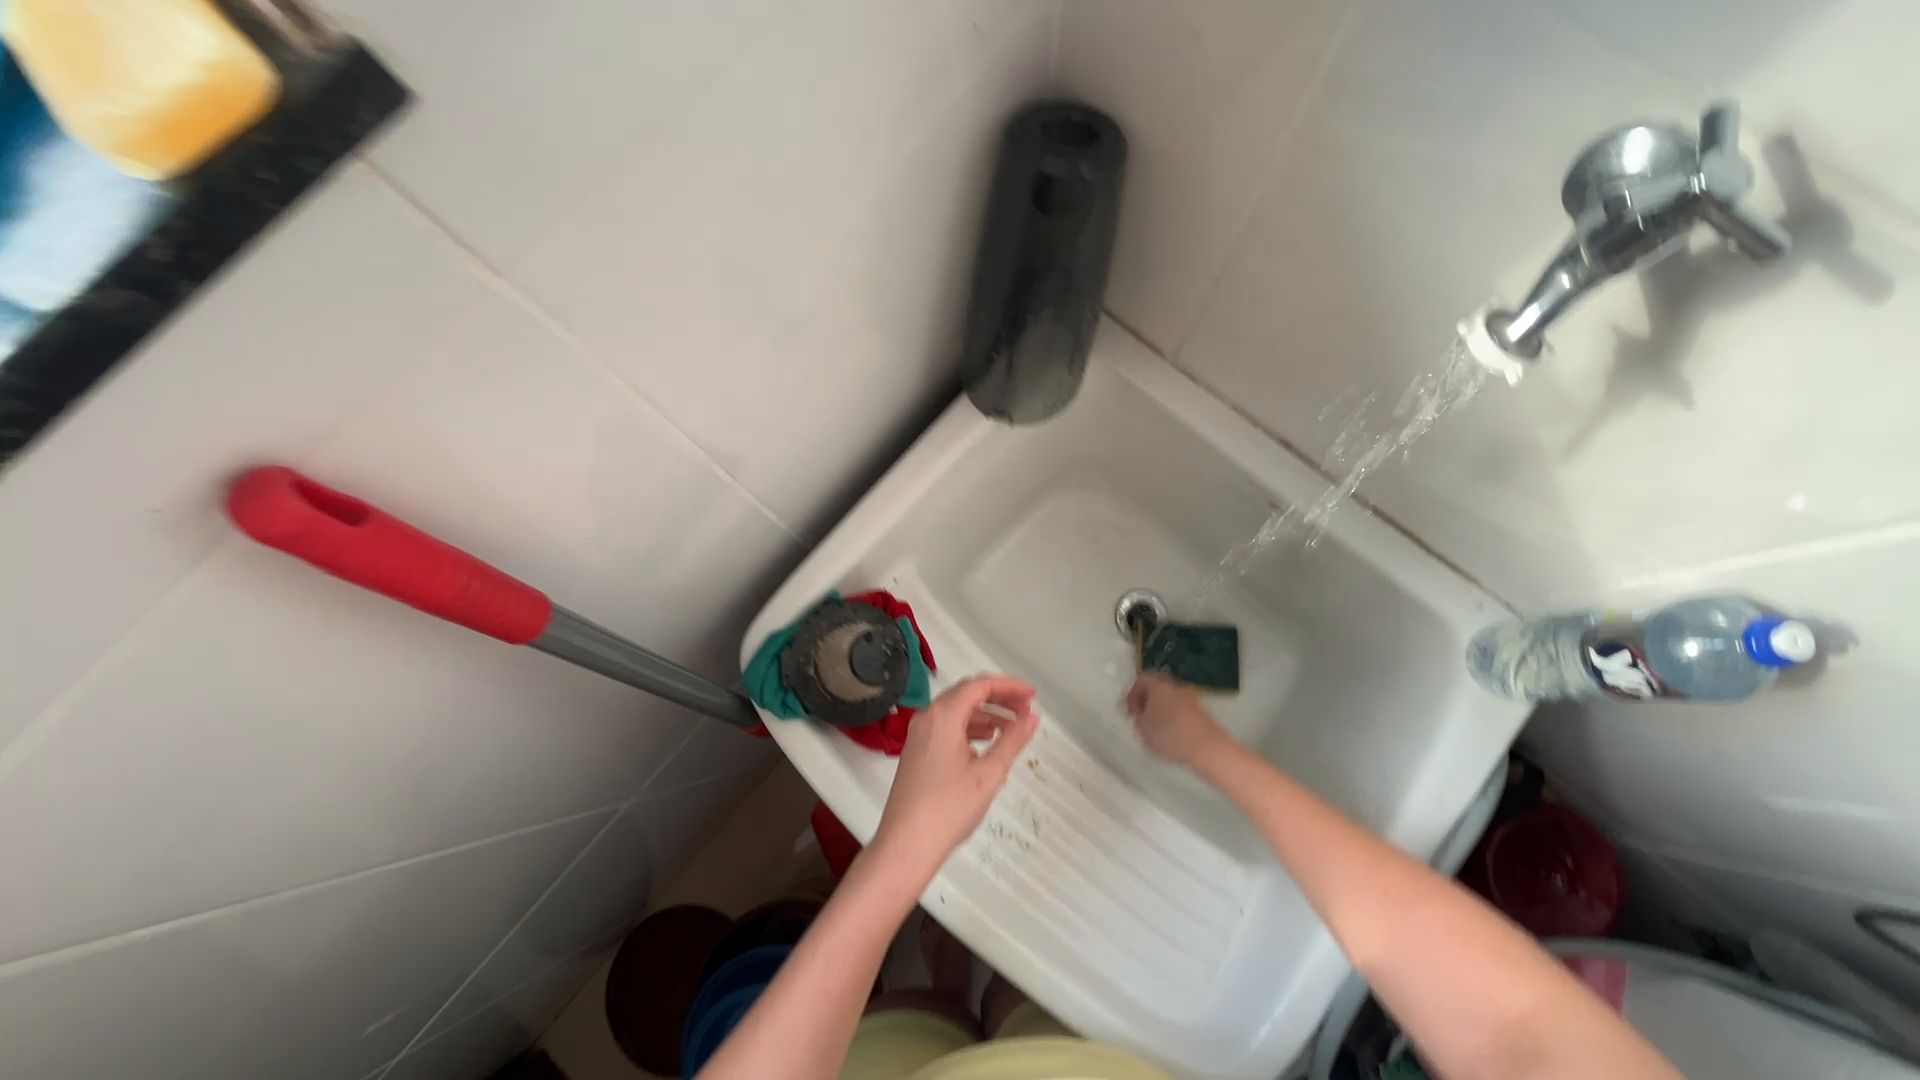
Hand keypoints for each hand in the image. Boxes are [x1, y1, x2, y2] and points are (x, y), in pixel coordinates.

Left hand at [869, 674, 1039, 880]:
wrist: (906, 844)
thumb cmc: (949, 808)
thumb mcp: (989, 774)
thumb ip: (1013, 740)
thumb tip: (1032, 717)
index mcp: (943, 715)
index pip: (980, 685)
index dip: (1009, 686)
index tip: (1032, 696)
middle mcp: (927, 718)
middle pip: (966, 693)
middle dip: (998, 698)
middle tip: (1026, 709)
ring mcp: (918, 735)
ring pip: (956, 712)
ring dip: (985, 714)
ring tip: (1011, 728)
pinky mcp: (916, 752)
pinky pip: (946, 728)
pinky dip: (969, 728)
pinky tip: (985, 745)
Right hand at [1125, 673, 1229, 766]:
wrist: (1207, 747)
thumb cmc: (1169, 734)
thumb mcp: (1142, 728)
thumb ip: (1136, 717)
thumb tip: (1140, 712)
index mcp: (1159, 686)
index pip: (1141, 679)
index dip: (1131, 693)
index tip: (1129, 710)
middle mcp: (1176, 687)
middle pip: (1157, 687)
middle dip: (1146, 701)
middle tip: (1140, 717)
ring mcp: (1191, 698)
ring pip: (1170, 699)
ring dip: (1160, 709)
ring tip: (1155, 728)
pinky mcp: (1201, 712)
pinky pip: (1181, 709)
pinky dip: (1173, 717)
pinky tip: (1171, 734)